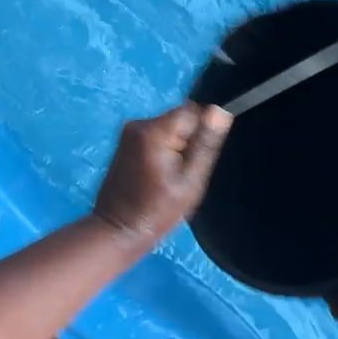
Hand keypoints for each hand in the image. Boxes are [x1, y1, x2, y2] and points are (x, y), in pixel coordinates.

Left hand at [92, 103, 232, 246]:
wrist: (118, 227)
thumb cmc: (158, 210)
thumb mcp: (190, 181)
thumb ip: (205, 144)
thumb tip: (219, 111)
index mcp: (152, 130)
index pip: (191, 111)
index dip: (203, 132)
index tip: (200, 157)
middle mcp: (137, 123)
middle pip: (179, 118)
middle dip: (189, 139)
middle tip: (187, 171)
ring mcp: (128, 131)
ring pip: (169, 126)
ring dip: (178, 145)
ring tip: (175, 174)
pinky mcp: (125, 140)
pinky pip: (156, 134)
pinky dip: (164, 148)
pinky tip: (162, 172)